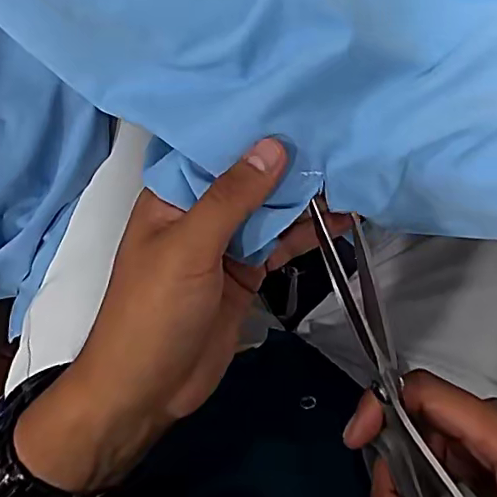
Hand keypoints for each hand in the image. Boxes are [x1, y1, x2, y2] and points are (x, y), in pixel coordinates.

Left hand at [15, 138, 347, 492]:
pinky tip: (340, 218)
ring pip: (268, 208)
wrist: (147, 394)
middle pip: (248, 176)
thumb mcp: (189, 247)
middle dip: (287, 160)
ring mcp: (225, 242)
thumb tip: (273, 146)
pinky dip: (307, 232)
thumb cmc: (152, 313)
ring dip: (303, 196)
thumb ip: (232, 197)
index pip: (214, 147)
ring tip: (348, 173)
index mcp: (173, 195)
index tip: (293, 102)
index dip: (250, 127)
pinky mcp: (246, 271)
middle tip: (336, 134)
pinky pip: (280, 242)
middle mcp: (200, 211)